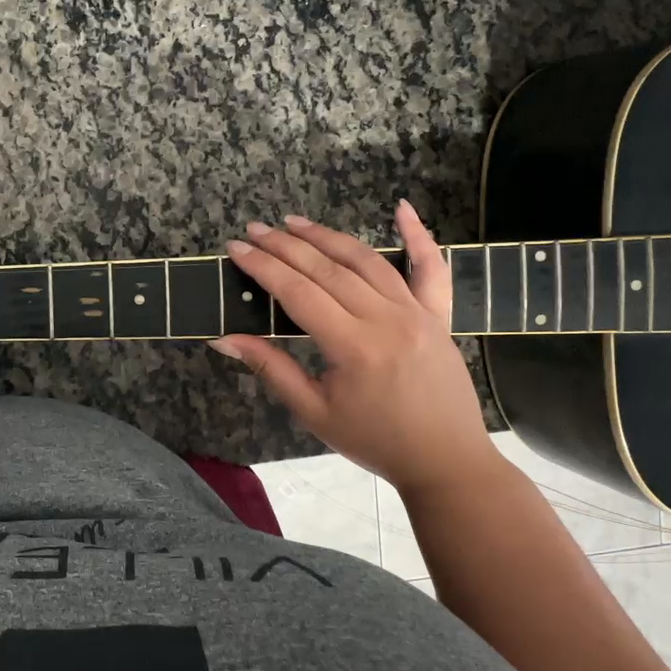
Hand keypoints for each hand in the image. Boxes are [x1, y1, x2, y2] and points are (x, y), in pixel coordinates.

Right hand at [209, 200, 502, 496]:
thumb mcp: (312, 411)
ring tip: (293, 222)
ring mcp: (418, 313)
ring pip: (366, 261)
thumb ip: (270, 367)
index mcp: (354, 347)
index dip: (263, 267)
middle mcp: (387, 320)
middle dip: (285, 245)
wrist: (448, 462)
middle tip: (253, 230)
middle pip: (327, 269)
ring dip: (326, 236)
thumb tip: (222, 338)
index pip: (298, 293)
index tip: (235, 249)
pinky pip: (430, 270)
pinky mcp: (438, 316)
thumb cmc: (374, 440)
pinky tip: (401, 209)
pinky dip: (418, 236)